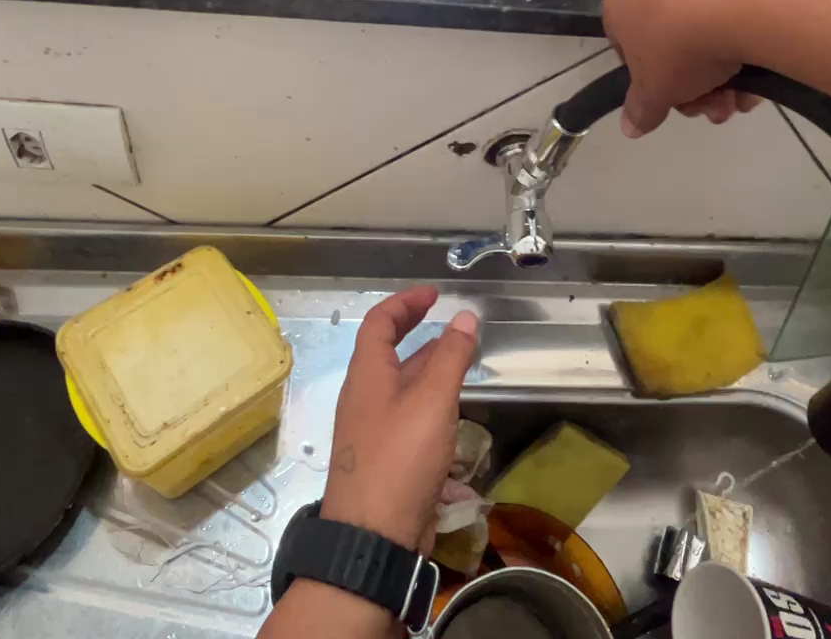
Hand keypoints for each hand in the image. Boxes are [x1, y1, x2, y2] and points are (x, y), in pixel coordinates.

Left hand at [322, 287, 479, 551]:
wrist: (374, 538)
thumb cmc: (400, 458)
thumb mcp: (432, 400)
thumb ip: (451, 356)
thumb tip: (465, 316)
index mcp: (367, 374)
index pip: (380, 322)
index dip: (405, 302)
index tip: (433, 294)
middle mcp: (365, 397)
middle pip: (388, 352)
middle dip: (416, 331)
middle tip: (446, 320)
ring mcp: (374, 429)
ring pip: (401, 386)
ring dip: (427, 368)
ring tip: (459, 361)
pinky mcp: (387, 458)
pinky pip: (409, 418)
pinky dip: (431, 406)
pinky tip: (456, 418)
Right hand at [602, 0, 760, 138]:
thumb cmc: (677, 46)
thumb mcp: (655, 91)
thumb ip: (642, 110)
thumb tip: (629, 128)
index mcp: (620, 7)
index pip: (627, 51)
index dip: (651, 84)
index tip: (672, 100)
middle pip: (671, 50)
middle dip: (693, 89)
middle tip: (712, 109)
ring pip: (705, 38)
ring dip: (722, 79)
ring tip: (740, 100)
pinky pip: (734, 19)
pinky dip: (745, 50)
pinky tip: (760, 75)